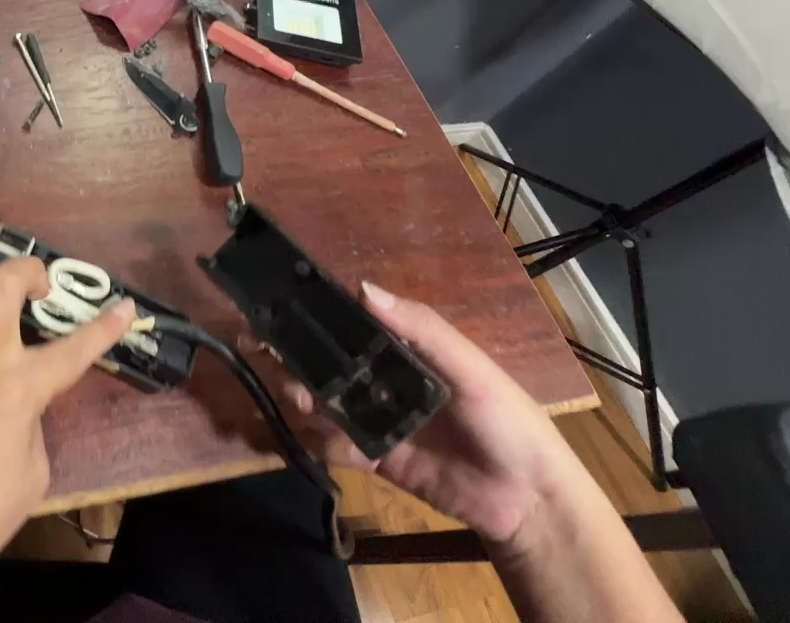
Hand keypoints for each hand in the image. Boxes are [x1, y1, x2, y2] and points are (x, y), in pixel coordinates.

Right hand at [262, 281, 580, 545]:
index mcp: (401, 350)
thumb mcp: (469, 367)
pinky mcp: (372, 458)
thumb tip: (362, 287)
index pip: (348, 324)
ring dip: (301, 395)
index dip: (310, 315)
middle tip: (261, 349)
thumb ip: (419, 328)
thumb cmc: (505, 420)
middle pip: (322, 362)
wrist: (528, 502)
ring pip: (320, 401)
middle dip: (290, 356)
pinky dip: (326, 443)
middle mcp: (380, 380)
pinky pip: (334, 446)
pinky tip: (334, 443)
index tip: (274, 305)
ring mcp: (373, 419)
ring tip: (301, 399)